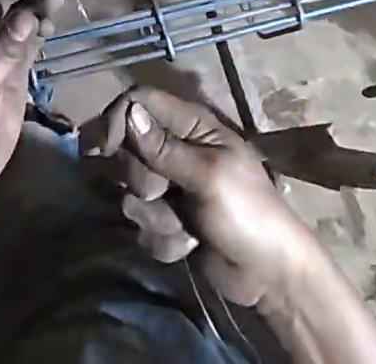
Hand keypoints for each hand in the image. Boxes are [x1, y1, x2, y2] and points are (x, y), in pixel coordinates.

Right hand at [94, 88, 324, 307]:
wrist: (270, 275)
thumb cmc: (248, 212)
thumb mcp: (209, 176)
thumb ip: (165, 148)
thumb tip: (129, 111)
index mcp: (191, 125)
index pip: (140, 101)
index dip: (118, 119)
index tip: (105, 150)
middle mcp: (175, 149)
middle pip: (127, 149)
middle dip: (141, 180)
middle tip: (166, 193)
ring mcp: (170, 186)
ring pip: (131, 194)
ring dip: (156, 216)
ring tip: (188, 225)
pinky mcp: (167, 220)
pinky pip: (142, 225)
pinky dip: (164, 239)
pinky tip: (190, 244)